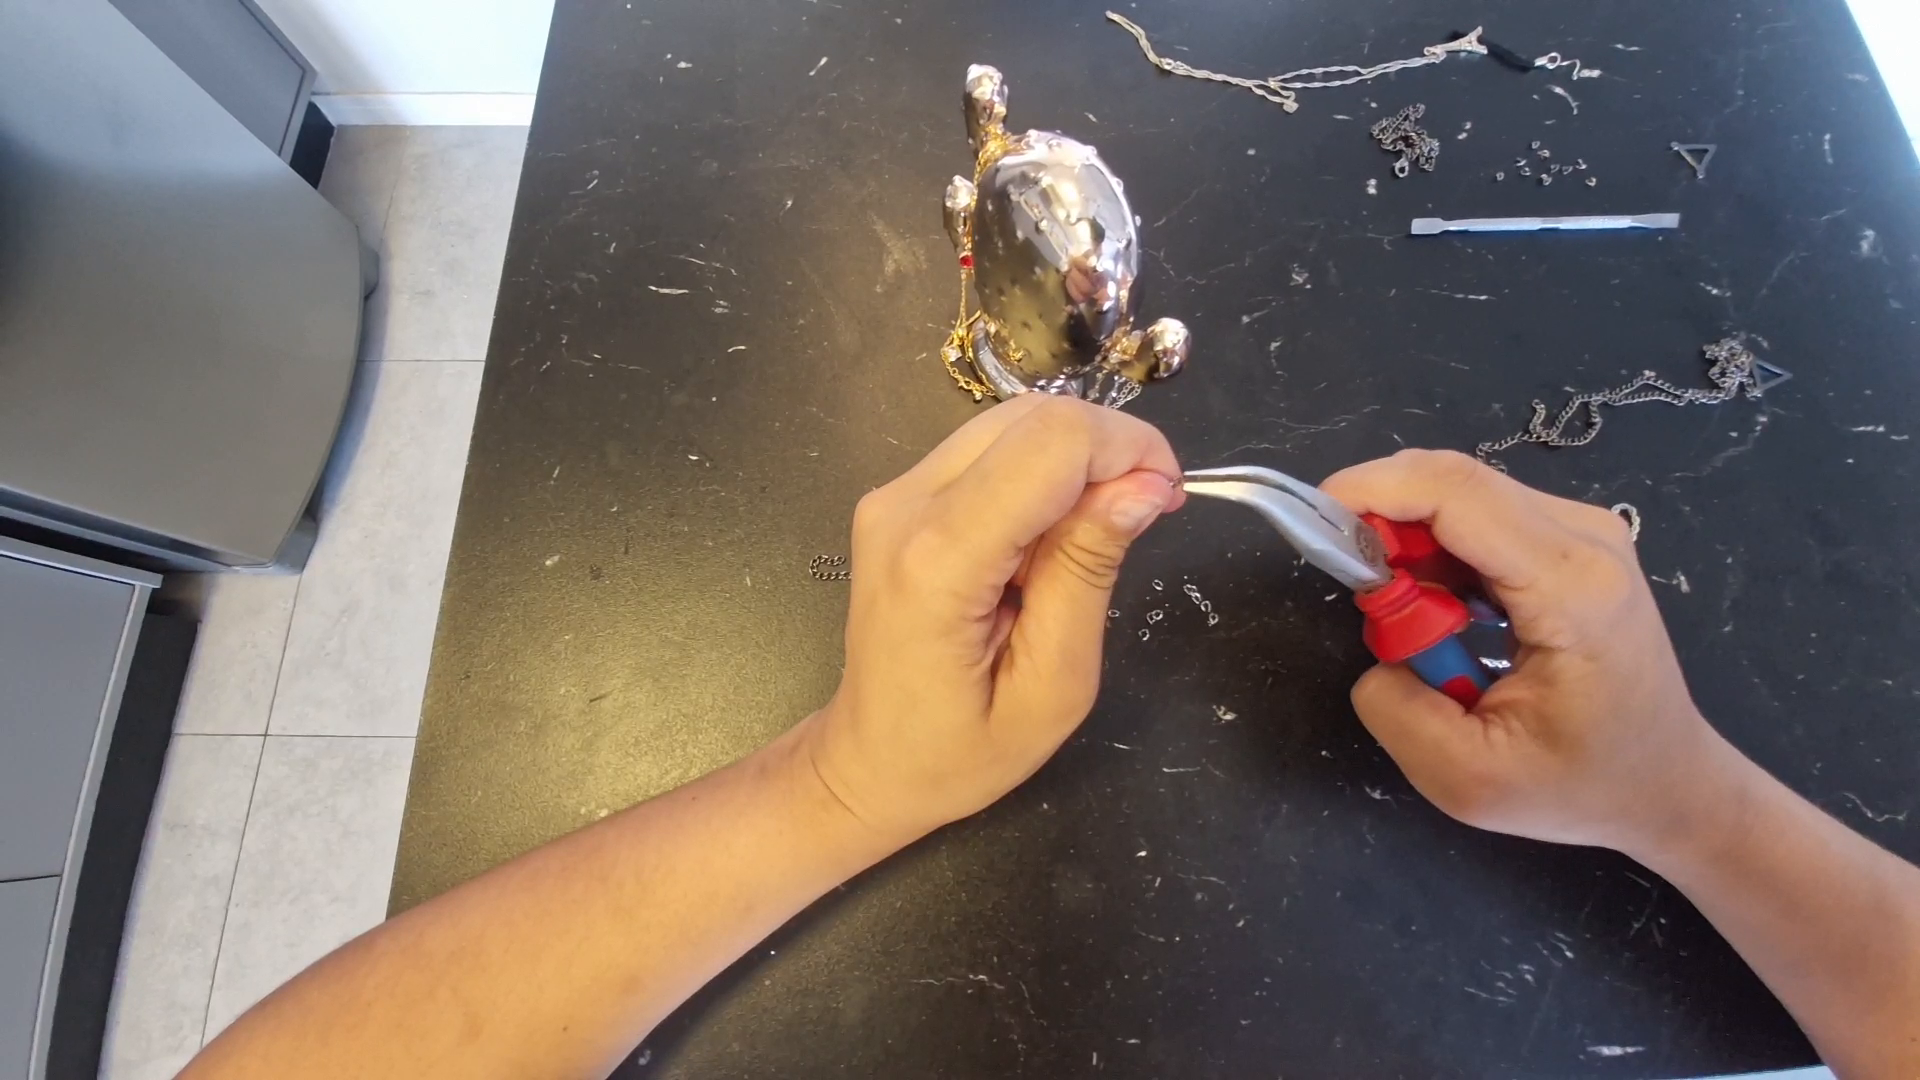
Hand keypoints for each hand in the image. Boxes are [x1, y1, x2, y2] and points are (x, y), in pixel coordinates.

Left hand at [802, 396, 1182, 844]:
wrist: (870, 759)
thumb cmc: (960, 751)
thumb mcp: (1051, 685)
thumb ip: (1089, 573)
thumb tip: (1143, 484)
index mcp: (938, 561)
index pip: (1050, 444)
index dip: (1128, 450)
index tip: (1166, 498)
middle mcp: (904, 505)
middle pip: (1032, 419)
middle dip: (1108, 450)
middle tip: (1141, 513)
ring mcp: (892, 494)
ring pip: (1010, 423)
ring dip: (1073, 461)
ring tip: (1092, 534)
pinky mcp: (896, 497)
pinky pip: (985, 450)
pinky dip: (1036, 472)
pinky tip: (1045, 533)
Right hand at [1321, 450, 1740, 854]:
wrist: (1666, 786)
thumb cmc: (1579, 786)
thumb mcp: (1466, 779)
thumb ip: (1393, 709)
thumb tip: (1378, 652)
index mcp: (1571, 589)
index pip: (1454, 494)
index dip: (1371, 491)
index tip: (1315, 524)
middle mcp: (1584, 539)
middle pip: (1449, 480)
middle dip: (1375, 515)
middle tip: (1349, 578)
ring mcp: (1578, 532)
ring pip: (1452, 491)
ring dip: (1398, 536)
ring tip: (1396, 609)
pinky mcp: (1562, 539)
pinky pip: (1467, 512)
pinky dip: (1422, 543)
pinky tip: (1427, 598)